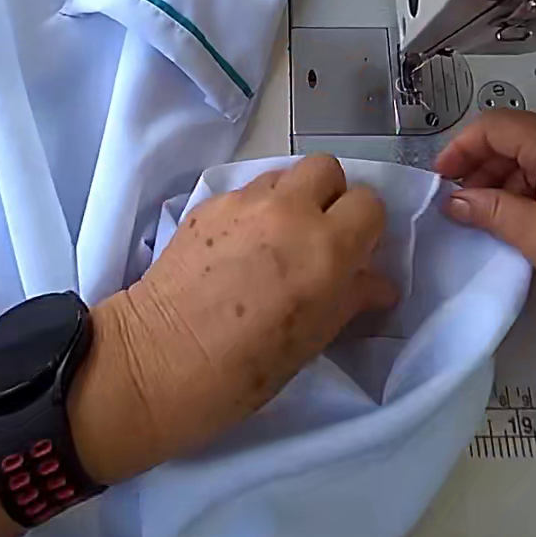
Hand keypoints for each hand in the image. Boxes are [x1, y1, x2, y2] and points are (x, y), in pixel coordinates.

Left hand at [70, 155, 397, 482]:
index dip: (364, 227)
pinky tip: (233, 248)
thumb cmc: (245, 368)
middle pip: (325, 168)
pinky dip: (250, 211)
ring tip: (272, 240)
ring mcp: (240, 203)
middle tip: (316, 236)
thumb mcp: (312, 341)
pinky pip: (242, 192)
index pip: (369, 203)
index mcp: (325, 248)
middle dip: (328, 196)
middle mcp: (286, 212)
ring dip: (288, 199)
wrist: (159, 357)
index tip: (352, 252)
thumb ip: (350, 298)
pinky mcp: (204, 205)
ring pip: (281, 174)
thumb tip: (377, 282)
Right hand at [431, 110, 535, 391]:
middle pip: (518, 138)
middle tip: (463, 206)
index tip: (441, 180)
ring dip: (508, 182)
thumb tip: (455, 200)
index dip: (459, 149)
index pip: (495, 125)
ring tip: (495, 221)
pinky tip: (530, 224)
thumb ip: (488, 210)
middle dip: (482, 167)